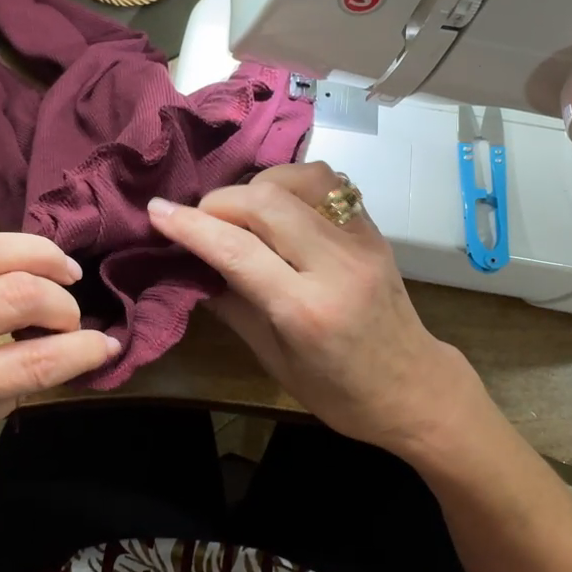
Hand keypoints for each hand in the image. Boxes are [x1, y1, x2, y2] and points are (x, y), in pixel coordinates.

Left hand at [0, 213, 119, 520]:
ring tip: (61, 268)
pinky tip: (0, 254)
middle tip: (74, 314)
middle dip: (63, 301)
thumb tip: (61, 352)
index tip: (108, 345)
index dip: (84, 350)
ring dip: (35, 253)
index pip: (33, 360)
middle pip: (16, 292)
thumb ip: (6, 391)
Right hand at [147, 162, 471, 453]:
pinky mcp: (374, 230)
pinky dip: (290, 184)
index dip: (189, 225)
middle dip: (219, 201)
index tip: (156, 211)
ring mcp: (361, 242)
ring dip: (257, 185)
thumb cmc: (339, 393)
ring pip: (299, 179)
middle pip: (266, 201)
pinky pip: (327, 183)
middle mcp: (337, 266)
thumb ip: (232, 305)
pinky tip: (276, 205)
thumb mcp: (274, 360)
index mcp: (306, 311)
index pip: (236, 250)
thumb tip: (193, 263)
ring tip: (240, 211)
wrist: (415, 390)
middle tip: (199, 220)